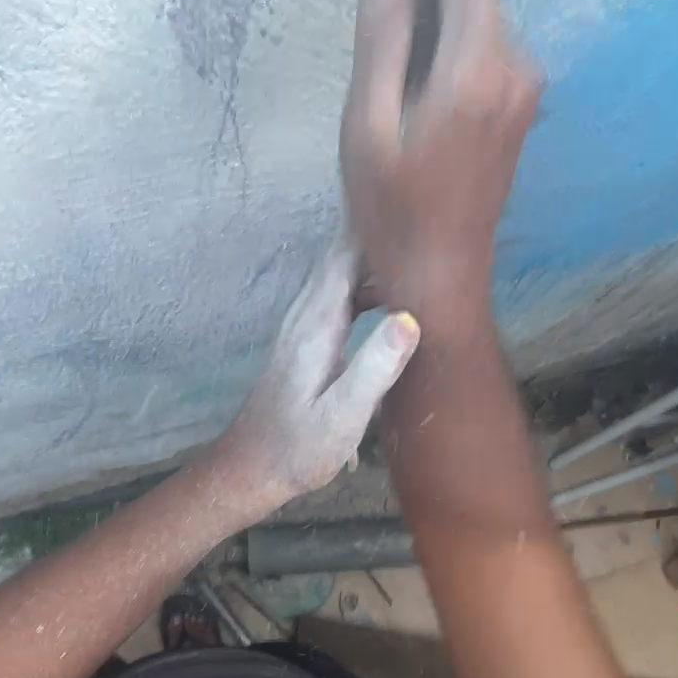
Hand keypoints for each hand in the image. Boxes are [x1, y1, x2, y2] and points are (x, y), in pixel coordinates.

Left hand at [209, 236, 420, 509]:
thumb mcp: (344, 415)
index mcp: (317, 323)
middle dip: (377, 237)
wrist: (252, 466)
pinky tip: (390, 299)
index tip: (412, 211)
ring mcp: (303, 324)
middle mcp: (306, 313)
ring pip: (338, 274)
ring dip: (372, 260)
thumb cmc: (300, 447)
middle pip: (341, 257)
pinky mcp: (306, 338)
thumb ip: (374, 366)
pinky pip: (337, 294)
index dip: (374, 230)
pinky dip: (364, 285)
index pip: (344, 257)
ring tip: (416, 257)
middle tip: (424, 225)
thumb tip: (409, 316)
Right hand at [340, 0, 542, 323]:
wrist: (441, 276)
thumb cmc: (389, 207)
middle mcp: (514, 65)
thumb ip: (382, 30)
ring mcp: (523, 84)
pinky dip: (458, 1)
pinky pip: (484, 31)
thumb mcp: (366, 120)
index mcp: (474, 68)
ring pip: (482, 2)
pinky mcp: (517, 98)